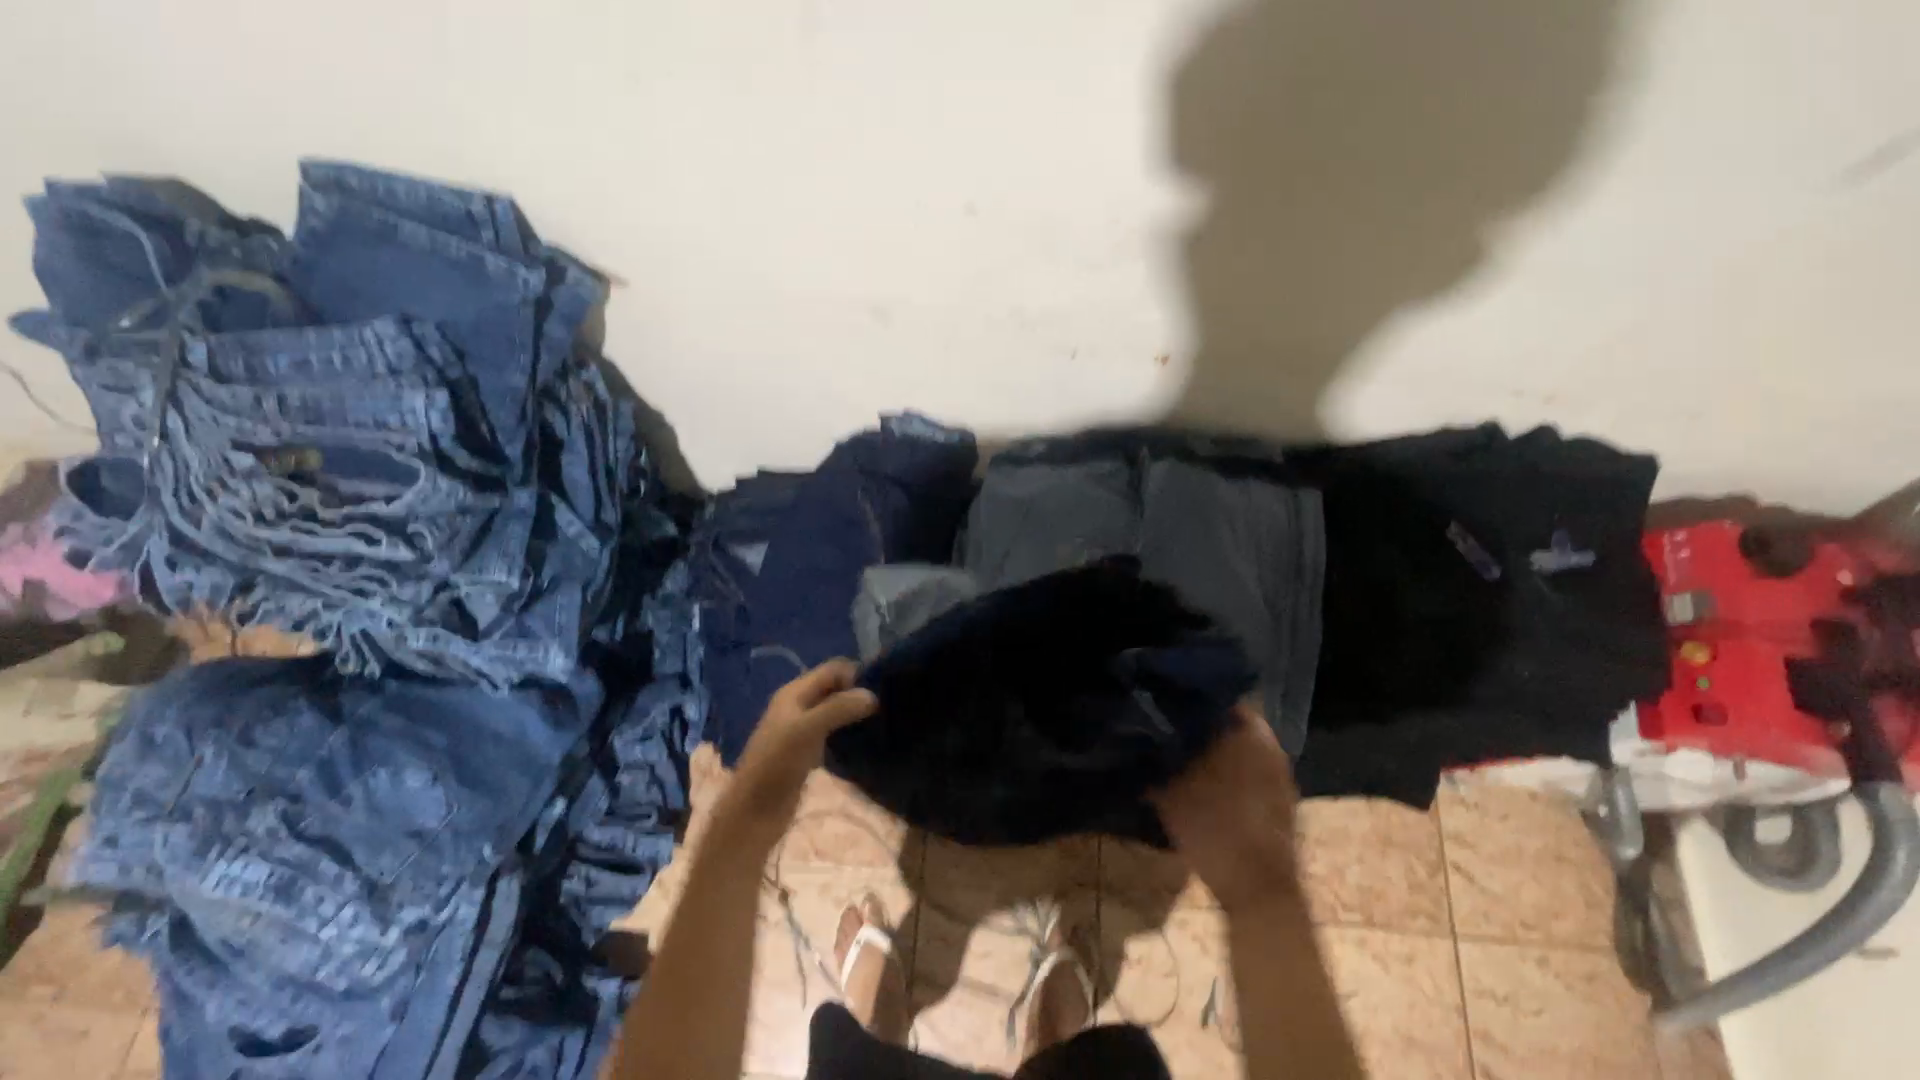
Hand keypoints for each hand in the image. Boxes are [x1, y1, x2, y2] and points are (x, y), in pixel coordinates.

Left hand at [712, 660, 878, 852]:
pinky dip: (849, 733)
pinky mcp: (809, 753)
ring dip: (855, 713)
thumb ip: (838, 709)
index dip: (856, 674)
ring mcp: (802, 730)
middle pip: (834, 688)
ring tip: (883, 722)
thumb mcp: (806, 730)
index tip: (883, 689)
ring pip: (835, 711)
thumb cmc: (776, 765)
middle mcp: (798, 706)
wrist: (754, 812)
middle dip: (858, 693)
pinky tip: (867, 741)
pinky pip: (834, 733)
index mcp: (793, 693)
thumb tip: (873, 695)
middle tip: (888, 707)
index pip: (832, 669)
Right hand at [1151, 703, 1301, 912]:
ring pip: (1240, 750)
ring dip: (1214, 751)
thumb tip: (1136, 739)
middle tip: (1165, 728)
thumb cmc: (1215, 832)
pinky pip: (1249, 775)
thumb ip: (1157, 762)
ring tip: (1177, 755)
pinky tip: (1200, 786)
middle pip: (1231, 724)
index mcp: (1252, 735)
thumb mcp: (1172, 794)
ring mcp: (1280, 778)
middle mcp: (1272, 748)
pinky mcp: (1280, 804)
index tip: (1165, 702)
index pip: (1221, 698)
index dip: (1191, 698)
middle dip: (1200, 726)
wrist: (1258, 892)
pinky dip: (1227, 774)